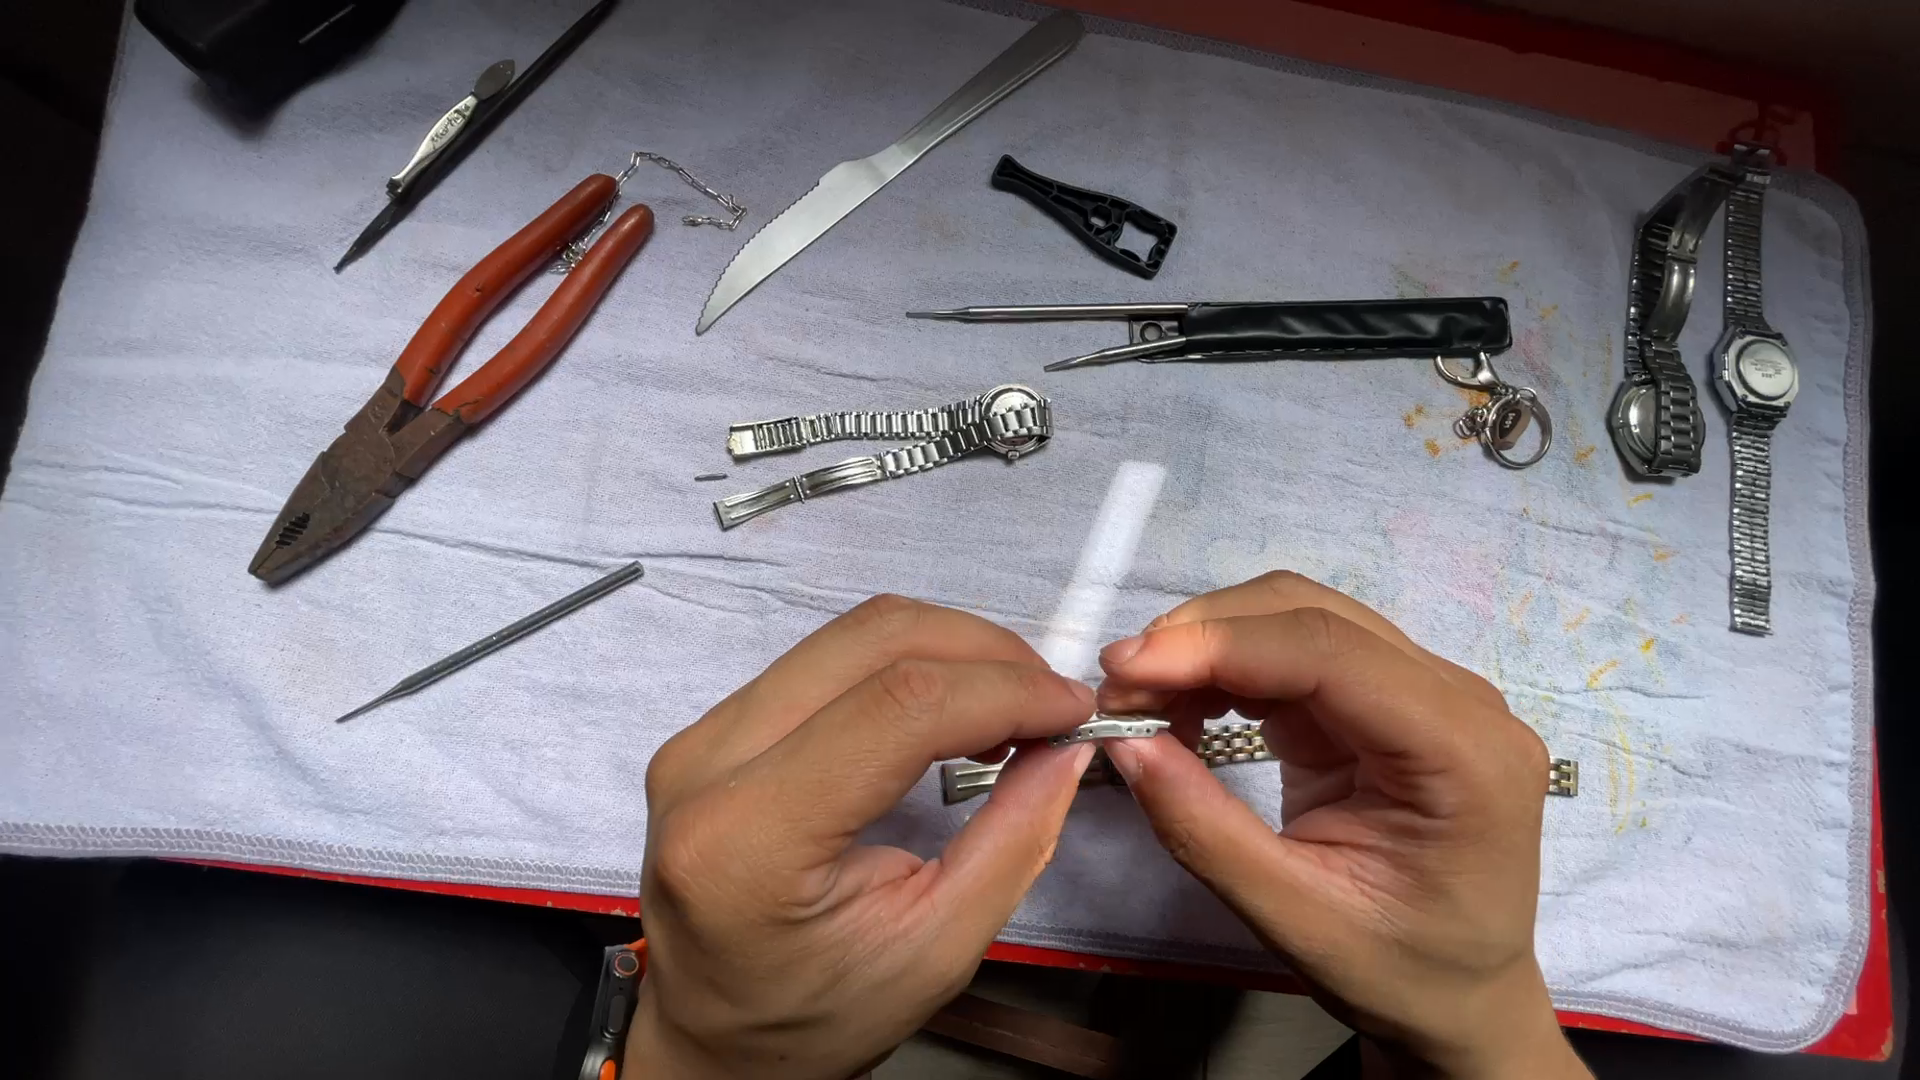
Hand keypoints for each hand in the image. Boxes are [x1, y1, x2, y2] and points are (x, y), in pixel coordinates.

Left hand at [625, 595, 1096, 1078]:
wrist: (706, 1038)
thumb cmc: (814, 1017)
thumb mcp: (935, 952)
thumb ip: (1014, 840)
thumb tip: (1067, 743)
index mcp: (750, 836)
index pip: (898, 709)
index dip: (1003, 691)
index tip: (1073, 708)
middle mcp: (709, 758)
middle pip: (874, 640)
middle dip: (985, 650)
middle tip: (1048, 697)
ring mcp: (704, 729)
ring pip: (853, 631)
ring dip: (951, 644)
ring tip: (1008, 698)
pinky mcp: (715, 720)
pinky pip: (830, 653)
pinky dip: (910, 657)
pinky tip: (952, 698)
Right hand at [1096, 572, 1588, 1079]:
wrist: (1455, 989)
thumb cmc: (1395, 967)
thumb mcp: (1291, 917)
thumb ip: (1203, 828)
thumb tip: (1122, 740)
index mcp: (1462, 754)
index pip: (1327, 652)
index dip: (1216, 645)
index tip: (1123, 669)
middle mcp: (1451, 697)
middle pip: (1305, 612)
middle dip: (1198, 637)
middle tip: (1120, 689)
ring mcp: (1415, 685)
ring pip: (1289, 613)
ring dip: (1203, 643)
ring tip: (1144, 700)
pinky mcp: (1372, 690)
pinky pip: (1283, 646)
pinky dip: (1220, 663)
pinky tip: (1186, 705)